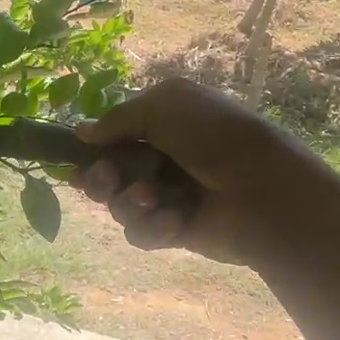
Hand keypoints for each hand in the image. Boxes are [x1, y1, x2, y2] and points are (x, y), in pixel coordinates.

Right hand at [70, 78, 339, 268]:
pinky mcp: (172, 230)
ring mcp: (166, 196)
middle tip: (109, 180)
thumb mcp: (165, 106)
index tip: (74, 159)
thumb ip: (117, 118)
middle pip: (105, 174)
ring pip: (117, 205)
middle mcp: (161, 160)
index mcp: (163, 125)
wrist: (264, 194)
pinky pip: (139, 232)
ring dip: (129, 201)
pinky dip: (152, 227)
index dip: (90, 150)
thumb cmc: (217, 139)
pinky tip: (176, 222)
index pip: (111, 138)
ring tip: (153, 199)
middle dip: (101, 178)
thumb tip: (80, 133)